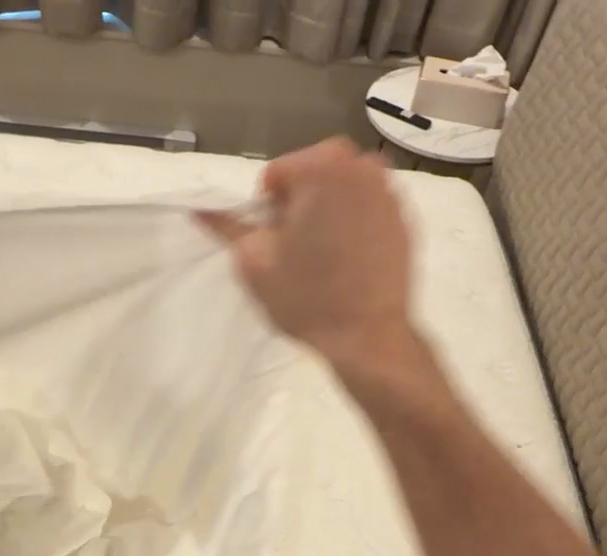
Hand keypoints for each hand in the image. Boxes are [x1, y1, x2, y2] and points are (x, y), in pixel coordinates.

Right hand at [202, 139, 431, 390]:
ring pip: (342, 193)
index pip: (276, 175)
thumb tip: (200, 210)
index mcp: (322, 165)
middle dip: (300, 207)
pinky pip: (368, 213)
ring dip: (328, 215)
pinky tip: (350, 265)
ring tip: (325, 260)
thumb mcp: (255, 263)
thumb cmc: (307, 298)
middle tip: (297, 254)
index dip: (268, 211)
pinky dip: (355, 228)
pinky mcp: (406, 221)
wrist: (368, 338)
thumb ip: (227, 227)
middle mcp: (363, 166)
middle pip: (313, 177)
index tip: (276, 245)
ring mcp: (391, 192)